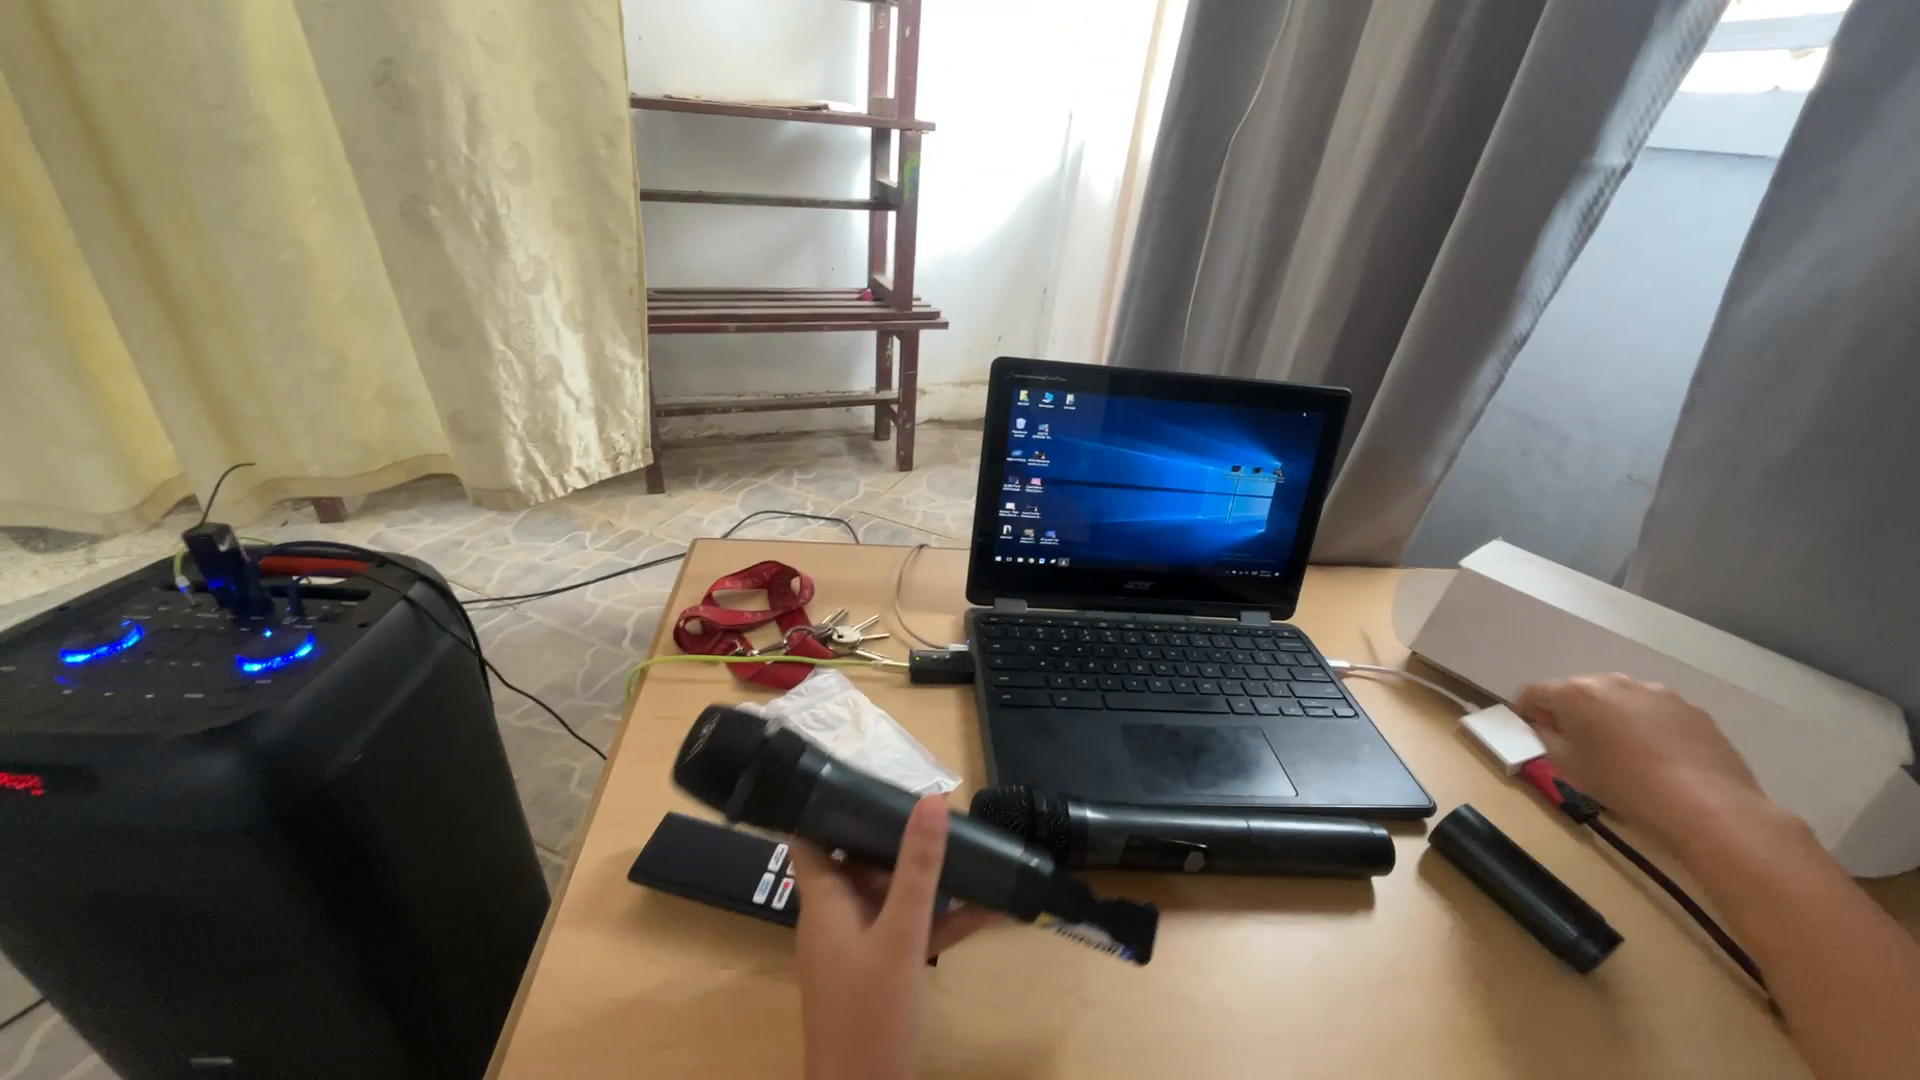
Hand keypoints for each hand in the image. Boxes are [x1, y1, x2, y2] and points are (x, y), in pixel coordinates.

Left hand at [789, 796, 998, 1079]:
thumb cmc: (871, 1011)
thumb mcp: (901, 933)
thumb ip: (918, 868)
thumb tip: (931, 800)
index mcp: (824, 900)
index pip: (809, 837)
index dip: (827, 804)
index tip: (863, 775)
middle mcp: (835, 915)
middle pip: (856, 859)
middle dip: (891, 833)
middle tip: (932, 803)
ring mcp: (857, 944)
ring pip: (888, 894)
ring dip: (923, 875)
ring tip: (965, 843)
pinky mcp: (879, 970)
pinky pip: (909, 930)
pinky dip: (941, 918)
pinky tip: (988, 908)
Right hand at [1514, 674, 1769, 847]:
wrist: (1707, 805)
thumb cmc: (1622, 784)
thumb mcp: (1567, 766)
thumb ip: (1548, 737)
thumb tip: (1547, 725)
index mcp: (1575, 692)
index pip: (1535, 691)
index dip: (1527, 709)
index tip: (1530, 729)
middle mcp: (1614, 682)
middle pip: (1579, 690)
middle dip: (1571, 711)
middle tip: (1576, 741)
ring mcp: (1657, 692)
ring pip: (1619, 699)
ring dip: (1610, 715)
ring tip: (1621, 749)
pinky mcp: (1692, 709)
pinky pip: (1654, 711)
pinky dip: (1646, 725)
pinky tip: (1657, 755)